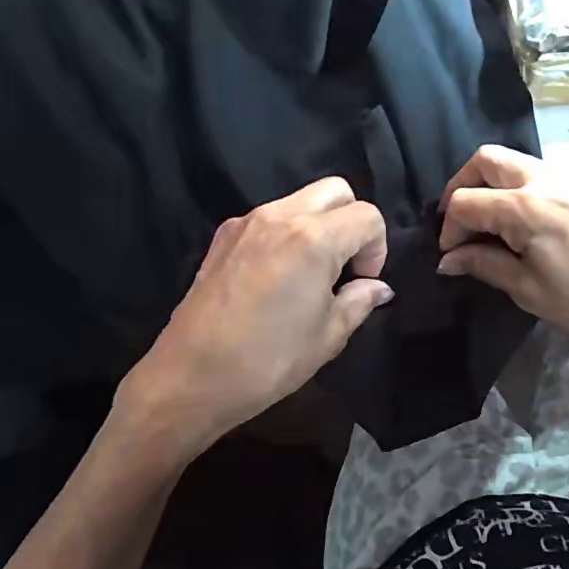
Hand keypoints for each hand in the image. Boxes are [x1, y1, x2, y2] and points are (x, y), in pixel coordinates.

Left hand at [111, 178, 393, 464]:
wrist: (191, 376)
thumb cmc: (268, 361)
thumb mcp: (327, 336)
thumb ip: (359, 301)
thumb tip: (377, 288)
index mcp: (312, 238)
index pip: (367, 216)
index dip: (376, 248)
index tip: (363, 282)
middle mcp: (279, 216)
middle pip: (334, 191)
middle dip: (351, 221)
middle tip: (343, 267)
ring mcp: (246, 222)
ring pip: (299, 200)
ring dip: (318, 226)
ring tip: (310, 275)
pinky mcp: (222, 236)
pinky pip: (268, 218)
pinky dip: (286, 233)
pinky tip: (277, 277)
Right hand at [437, 145, 568, 384]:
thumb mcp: (530, 291)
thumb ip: (484, 265)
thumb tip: (448, 260)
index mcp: (527, 206)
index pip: (465, 201)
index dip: (449, 228)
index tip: (450, 255)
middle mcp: (547, 179)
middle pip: (486, 160)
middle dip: (462, 187)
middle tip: (459, 226)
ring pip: (516, 163)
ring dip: (491, 186)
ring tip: (489, 228)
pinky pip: (542, 175)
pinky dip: (519, 190)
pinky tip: (523, 227)